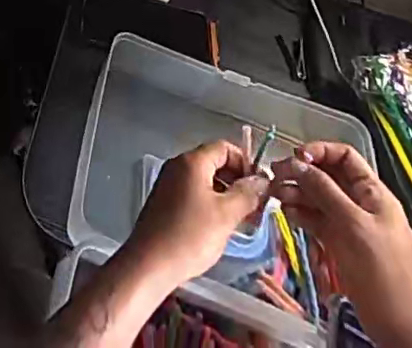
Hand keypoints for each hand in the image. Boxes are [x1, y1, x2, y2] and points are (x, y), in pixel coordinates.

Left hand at [120, 140, 269, 285]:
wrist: (150, 262)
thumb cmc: (190, 235)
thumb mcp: (225, 215)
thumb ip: (246, 194)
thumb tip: (261, 180)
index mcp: (192, 161)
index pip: (224, 148)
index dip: (245, 163)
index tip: (259, 187)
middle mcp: (178, 165)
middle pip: (214, 162)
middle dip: (237, 181)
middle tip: (255, 206)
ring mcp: (168, 181)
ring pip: (204, 179)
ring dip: (225, 194)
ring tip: (241, 219)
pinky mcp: (164, 199)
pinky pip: (193, 191)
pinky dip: (210, 201)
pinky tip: (219, 224)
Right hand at [272, 142, 411, 347]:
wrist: (404, 332)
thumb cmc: (385, 274)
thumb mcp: (354, 226)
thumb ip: (325, 191)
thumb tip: (298, 163)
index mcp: (372, 193)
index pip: (345, 157)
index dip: (320, 151)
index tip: (295, 157)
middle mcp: (360, 204)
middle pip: (327, 176)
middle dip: (302, 173)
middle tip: (275, 177)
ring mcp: (349, 225)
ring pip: (318, 198)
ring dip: (297, 193)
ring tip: (276, 196)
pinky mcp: (340, 245)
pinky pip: (317, 220)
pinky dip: (301, 215)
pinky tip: (287, 215)